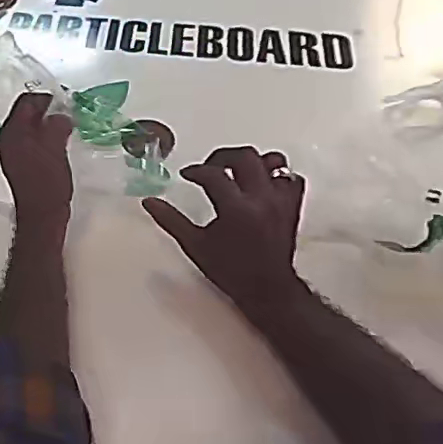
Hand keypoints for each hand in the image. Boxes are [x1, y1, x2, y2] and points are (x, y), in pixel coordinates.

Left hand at [0, 92, 74, 227]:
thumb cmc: (48, 180)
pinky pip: (31, 142)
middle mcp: (8, 139)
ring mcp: (12, 153)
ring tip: (67, 127)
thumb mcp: (56, 146)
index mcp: (13, 131)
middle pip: (26, 114)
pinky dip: (44, 138)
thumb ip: (57, 124)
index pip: (27, 102)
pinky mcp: (20, 164)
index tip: (66, 100)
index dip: (46, 98)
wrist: (42, 214)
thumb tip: (61, 114)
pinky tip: (59, 143)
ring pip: (29, 128)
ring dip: (46, 125)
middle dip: (46, 110)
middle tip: (68, 113)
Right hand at [142, 146, 304, 306]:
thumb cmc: (229, 269)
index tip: (187, 175)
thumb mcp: (194, 244)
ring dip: (253, 161)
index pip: (214, 174)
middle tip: (209, 166)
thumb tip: (149, 202)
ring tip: (237, 169)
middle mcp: (261, 198)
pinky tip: (261, 183)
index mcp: (235, 208)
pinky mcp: (293, 205)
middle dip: (223, 156)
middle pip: (245, 157)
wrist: (266, 287)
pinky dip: (276, 175)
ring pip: (273, 161)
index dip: (196, 171)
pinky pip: (291, 178)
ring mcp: (281, 200)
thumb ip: (171, 220)